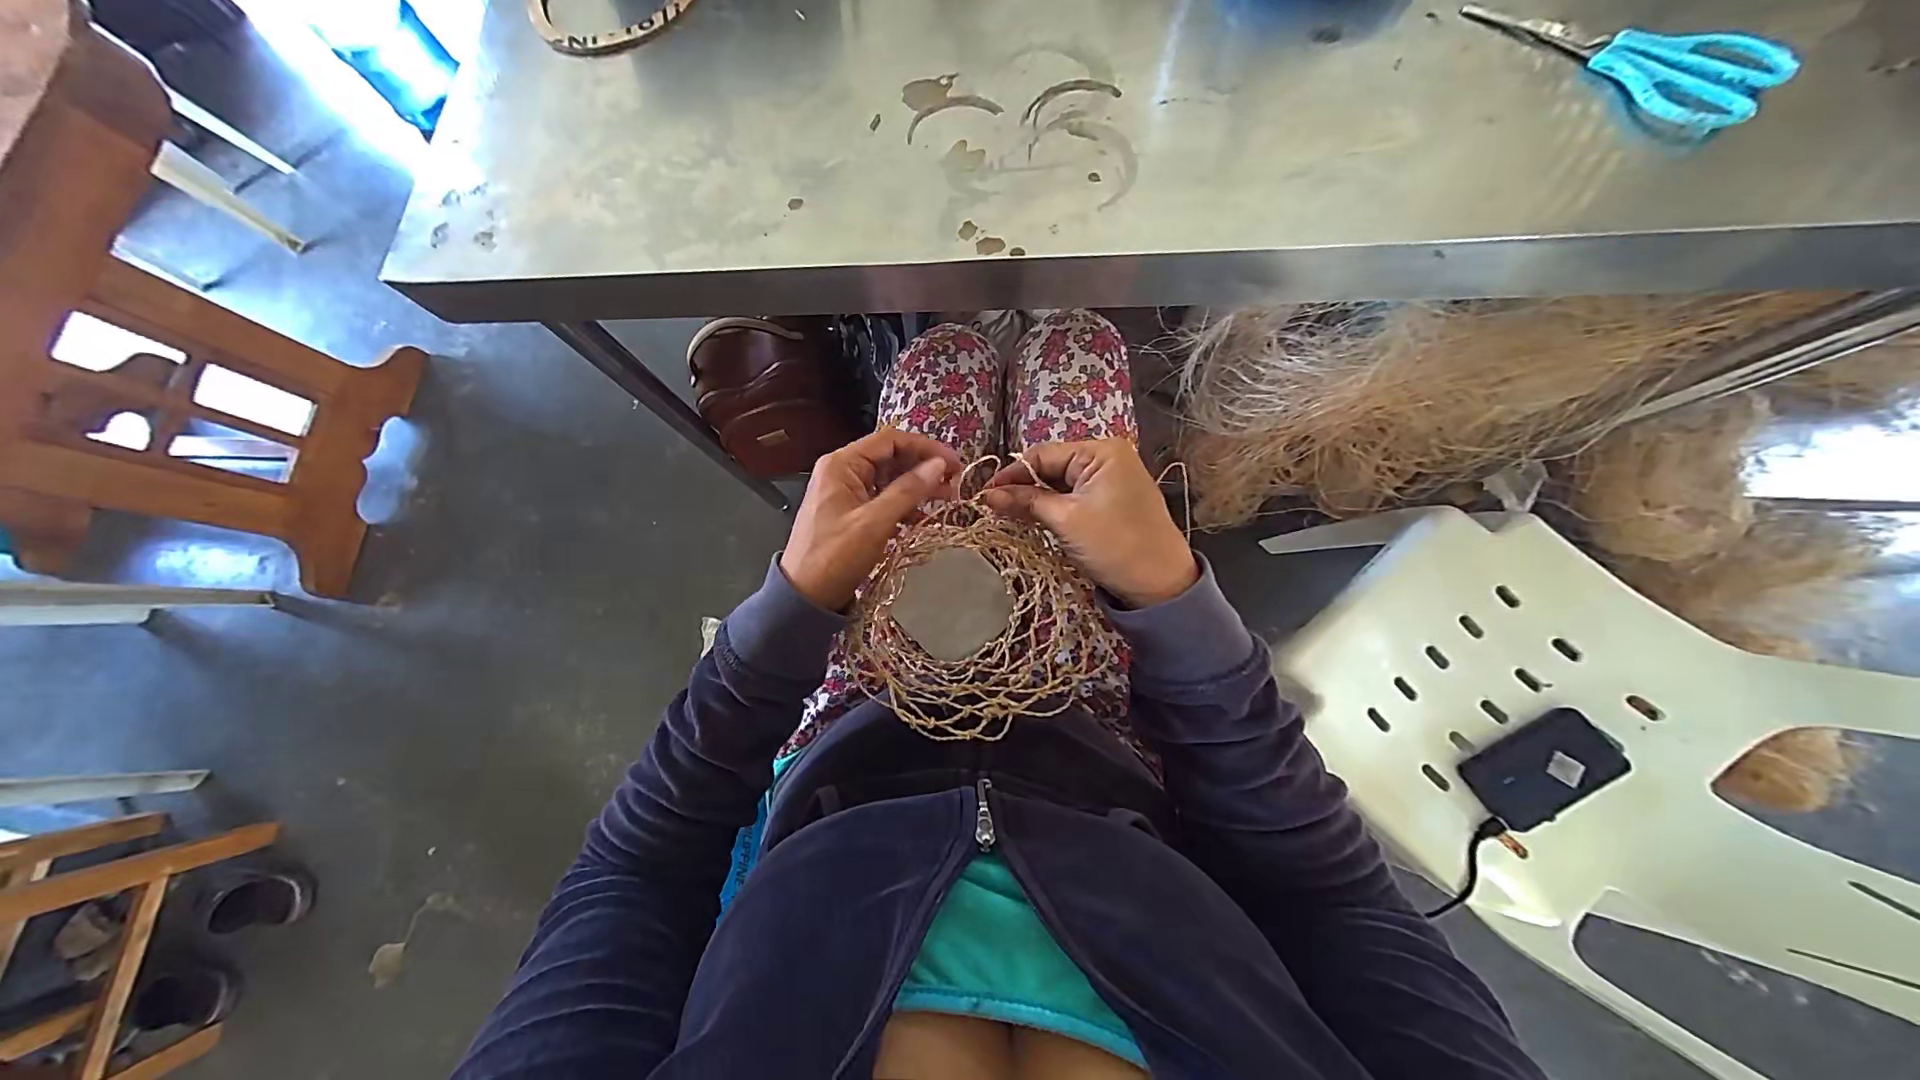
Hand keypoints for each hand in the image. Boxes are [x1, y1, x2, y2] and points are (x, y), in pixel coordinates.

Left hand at [780, 428, 963, 609]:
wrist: (804, 597)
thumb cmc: (834, 557)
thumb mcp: (874, 523)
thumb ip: (908, 490)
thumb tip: (939, 465)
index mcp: (842, 464)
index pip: (890, 440)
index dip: (926, 447)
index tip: (954, 463)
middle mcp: (843, 471)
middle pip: (891, 458)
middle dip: (924, 468)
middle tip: (954, 484)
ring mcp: (846, 492)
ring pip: (890, 479)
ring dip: (917, 488)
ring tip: (945, 501)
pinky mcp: (851, 512)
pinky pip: (883, 499)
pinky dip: (904, 505)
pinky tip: (921, 518)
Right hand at [981, 440, 1198, 607]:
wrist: (1161, 584)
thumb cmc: (1114, 545)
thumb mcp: (1065, 520)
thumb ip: (1026, 502)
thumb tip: (987, 494)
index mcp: (1100, 451)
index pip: (1043, 455)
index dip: (1011, 474)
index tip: (984, 495)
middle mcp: (1108, 457)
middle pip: (1052, 467)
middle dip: (1023, 487)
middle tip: (992, 508)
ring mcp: (1112, 480)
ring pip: (1061, 484)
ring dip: (1036, 499)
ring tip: (1007, 515)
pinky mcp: (1112, 501)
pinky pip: (1075, 497)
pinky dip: (1054, 508)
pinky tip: (1033, 519)